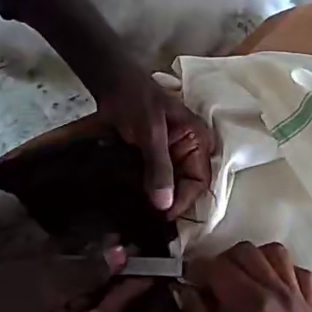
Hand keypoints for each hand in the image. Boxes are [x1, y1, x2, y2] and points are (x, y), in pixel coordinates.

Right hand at [0, 250, 151, 311]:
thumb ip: (88, 271)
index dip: (131, 289)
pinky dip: (86, 287)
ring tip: (126, 249)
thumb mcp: (43, 280)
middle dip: (120, 283)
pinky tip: (99, 261)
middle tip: (143, 251)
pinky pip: (73, 311)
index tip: (157, 263)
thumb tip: (124, 255)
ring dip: (104, 282)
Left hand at [96, 65, 212, 216]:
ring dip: (154, 205)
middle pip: (186, 188)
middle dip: (167, 207)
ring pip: (169, 189)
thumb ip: (159, 167)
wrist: (112, 84)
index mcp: (198, 141)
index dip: (183, 202)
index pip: (199, 182)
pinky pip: (154, 182)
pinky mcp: (153, 160)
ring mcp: (171, 156)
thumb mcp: (150, 133)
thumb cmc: (137, 101)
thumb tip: (164, 205)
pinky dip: (143, 196)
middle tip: (144, 227)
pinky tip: (129, 208)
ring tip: (133, 223)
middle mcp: (189, 151)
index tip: (159, 219)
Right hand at [180, 242, 311, 311]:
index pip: (221, 268)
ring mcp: (302, 303)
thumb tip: (186, 290)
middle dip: (223, 260)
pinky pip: (300, 275)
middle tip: (206, 281)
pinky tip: (267, 290)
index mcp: (254, 307)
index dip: (198, 268)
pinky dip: (282, 272)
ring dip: (253, 260)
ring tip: (236, 283)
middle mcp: (282, 295)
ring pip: (277, 255)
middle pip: (249, 253)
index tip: (184, 275)